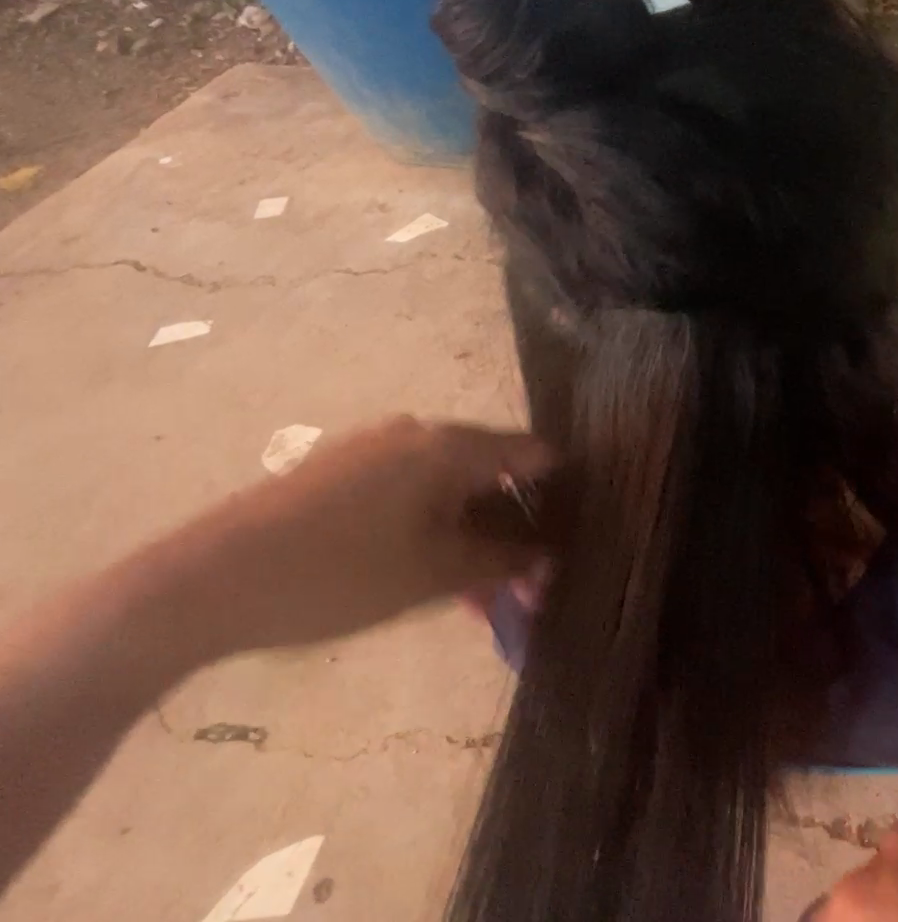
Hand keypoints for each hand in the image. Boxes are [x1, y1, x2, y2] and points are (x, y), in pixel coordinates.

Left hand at [134, 417, 553, 661]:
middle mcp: (416, 433)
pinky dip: (433, 528)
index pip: (537, 455)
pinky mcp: (339, 472)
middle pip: (493, 474)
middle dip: (515, 530)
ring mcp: (373, 449)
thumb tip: (549, 560)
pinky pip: (411, 493)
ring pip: (451, 489)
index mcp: (449, 445)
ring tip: (475, 594)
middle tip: (523, 585)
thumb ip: (505, 563)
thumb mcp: (437, 575)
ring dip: (474, 536)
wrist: (197, 586)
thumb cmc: (338, 574)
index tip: (570, 542)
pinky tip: (427, 573)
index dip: (563, 497)